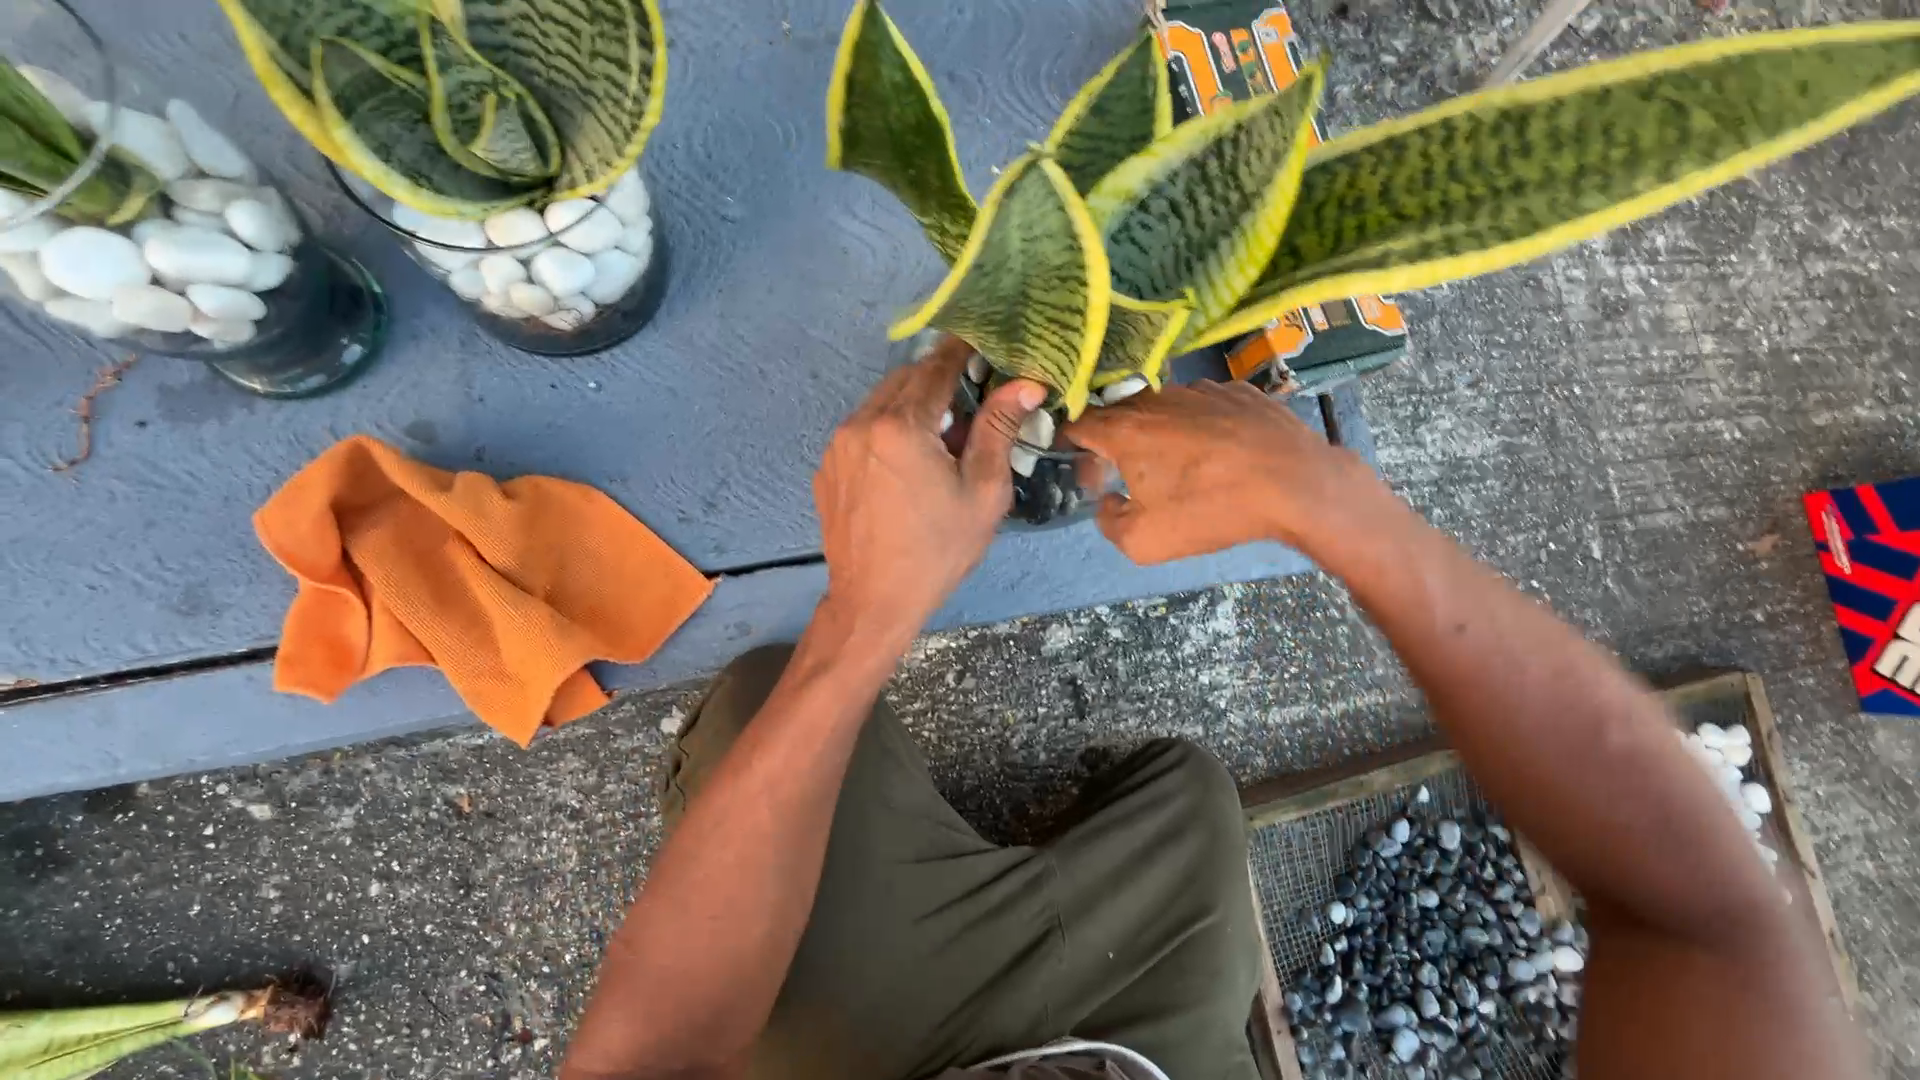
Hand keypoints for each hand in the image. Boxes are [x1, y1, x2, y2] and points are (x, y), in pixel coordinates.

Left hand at [813, 336, 1044, 651]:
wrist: (874, 601)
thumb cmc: (938, 550)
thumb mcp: (982, 492)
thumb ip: (999, 429)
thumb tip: (1025, 383)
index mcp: (900, 426)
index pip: (936, 368)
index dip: (962, 352)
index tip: (983, 346)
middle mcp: (860, 423)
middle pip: (905, 381)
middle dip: (938, 384)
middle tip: (969, 411)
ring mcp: (836, 446)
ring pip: (880, 404)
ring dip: (911, 408)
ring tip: (938, 446)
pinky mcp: (826, 468)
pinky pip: (861, 432)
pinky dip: (887, 433)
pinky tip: (905, 470)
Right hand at [1066, 380, 1381, 563]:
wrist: (1295, 485)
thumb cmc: (1211, 510)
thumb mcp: (1142, 541)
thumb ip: (1108, 521)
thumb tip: (1109, 501)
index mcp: (1125, 430)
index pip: (1077, 424)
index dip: (1073, 450)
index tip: (1089, 474)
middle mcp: (1156, 399)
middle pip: (1119, 415)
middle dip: (1115, 444)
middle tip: (1132, 478)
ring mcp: (1200, 389)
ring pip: (1163, 408)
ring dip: (1160, 434)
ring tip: (1184, 468)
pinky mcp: (1238, 391)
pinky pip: (1204, 407)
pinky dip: (1201, 426)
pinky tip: (1222, 454)